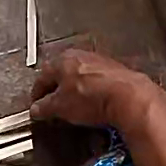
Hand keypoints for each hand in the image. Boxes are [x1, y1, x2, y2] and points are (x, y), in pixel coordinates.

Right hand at [30, 49, 162, 128]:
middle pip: (63, 74)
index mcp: (62, 60)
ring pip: (82, 77)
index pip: (42, 77)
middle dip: (58, 91)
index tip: (37, 105)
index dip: (37, 94)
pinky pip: (99, 83)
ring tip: (76, 107)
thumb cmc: (91, 98)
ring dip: (77, 91)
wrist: (128, 97)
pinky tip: (96, 104)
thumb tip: (37, 110)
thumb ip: (45, 108)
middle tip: (55, 106)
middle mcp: (81, 56)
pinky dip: (94, 93)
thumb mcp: (61, 107)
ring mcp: (101, 62)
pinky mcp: (117, 72)